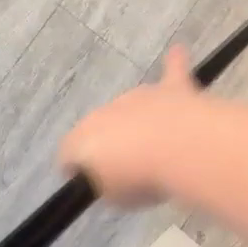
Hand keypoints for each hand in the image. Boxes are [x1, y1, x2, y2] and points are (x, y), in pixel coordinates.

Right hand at [59, 45, 199, 207]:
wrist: (179, 146)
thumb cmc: (138, 178)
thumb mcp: (111, 195)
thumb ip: (107, 181)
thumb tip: (117, 173)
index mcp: (82, 138)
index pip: (68, 154)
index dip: (81, 171)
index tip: (97, 183)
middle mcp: (107, 109)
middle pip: (103, 127)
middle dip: (115, 144)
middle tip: (134, 168)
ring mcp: (140, 95)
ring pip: (134, 107)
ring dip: (141, 121)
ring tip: (161, 144)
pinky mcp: (171, 87)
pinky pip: (172, 69)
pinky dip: (175, 62)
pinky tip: (178, 50)